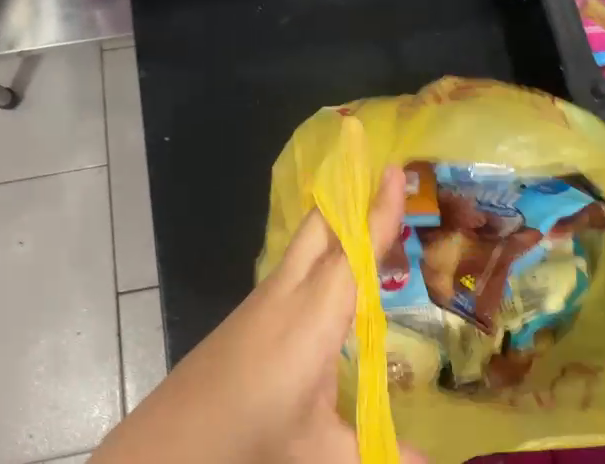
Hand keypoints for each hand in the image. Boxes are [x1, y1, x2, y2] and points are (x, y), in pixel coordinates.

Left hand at [92, 165, 422, 463]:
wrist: (173, 440)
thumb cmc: (250, 437)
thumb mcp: (319, 452)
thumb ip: (378, 450)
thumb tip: (431, 463)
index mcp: (314, 317)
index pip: (354, 252)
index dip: (378, 211)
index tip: (395, 169)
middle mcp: (288, 293)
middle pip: (321, 228)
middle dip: (351, 197)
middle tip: (383, 175)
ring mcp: (263, 298)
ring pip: (304, 244)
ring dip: (334, 223)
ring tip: (366, 216)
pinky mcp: (248, 311)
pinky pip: (291, 265)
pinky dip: (317, 251)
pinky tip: (327, 273)